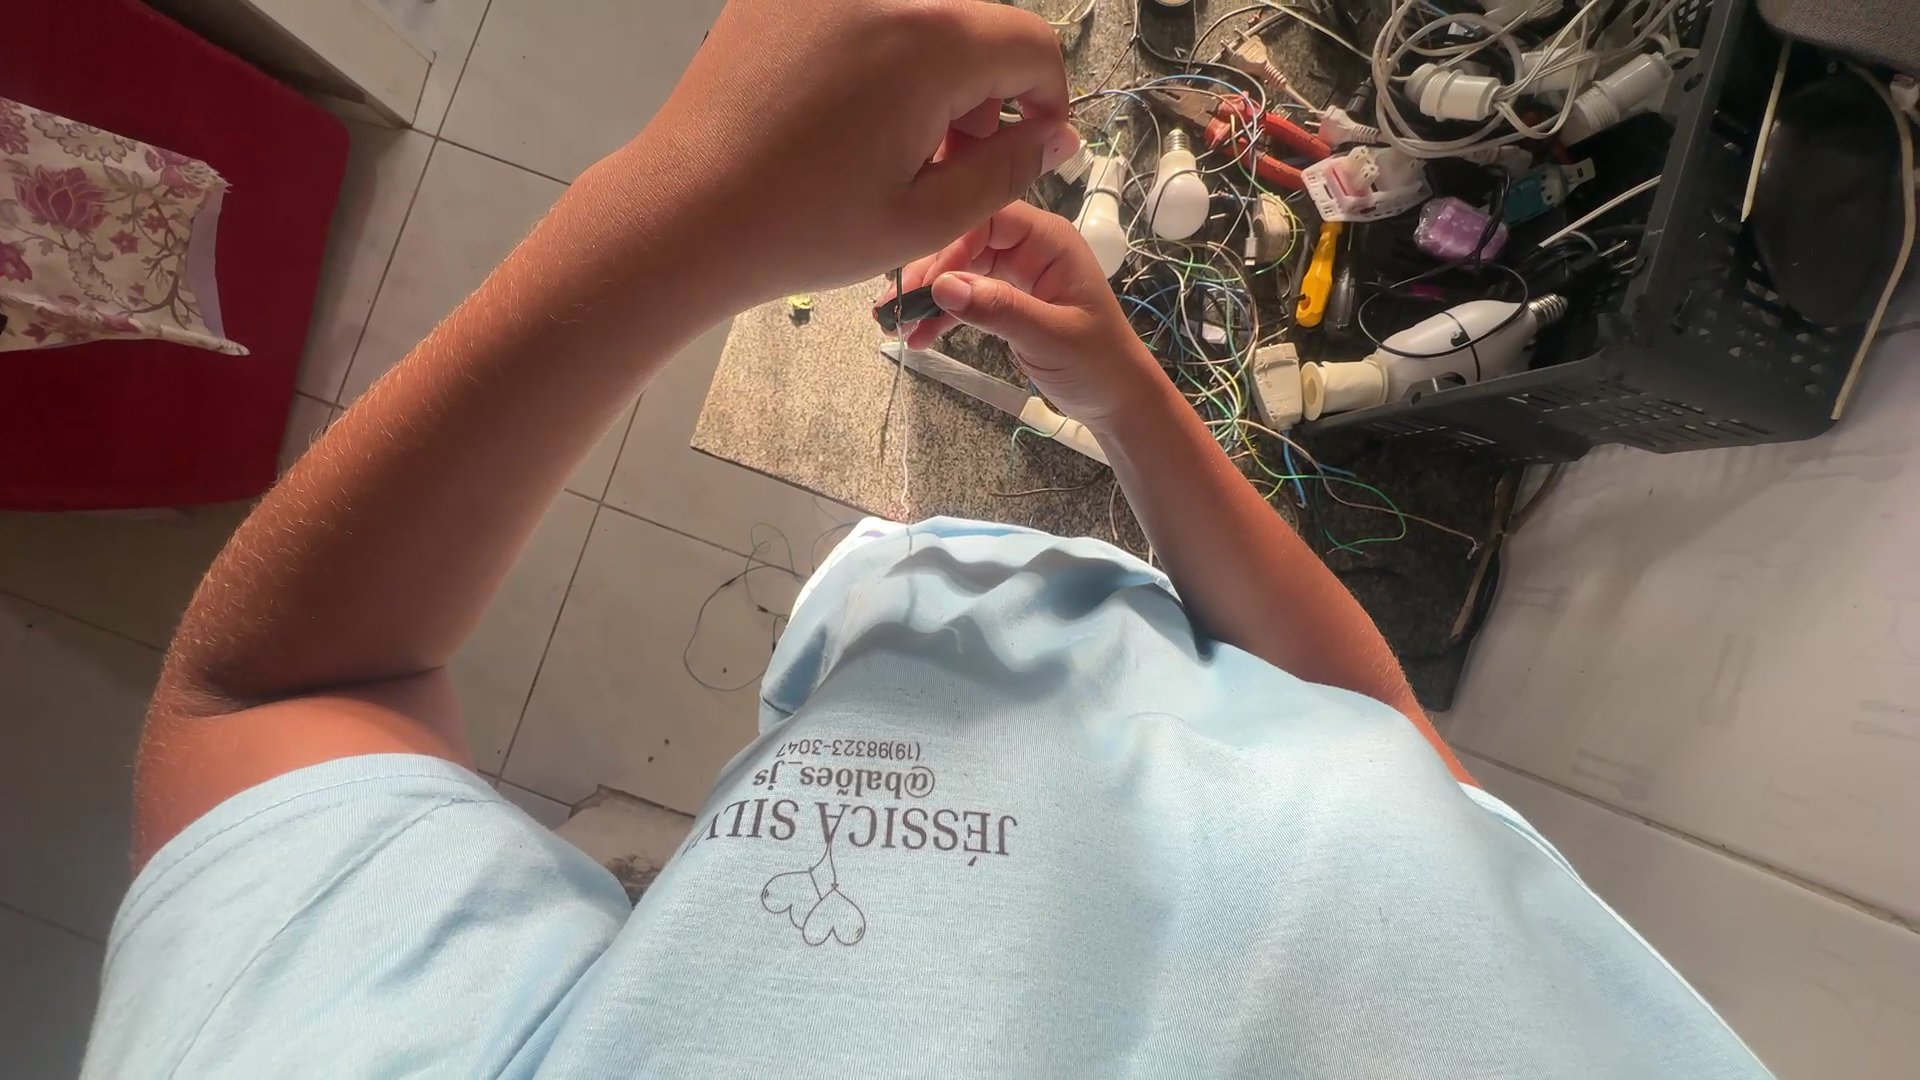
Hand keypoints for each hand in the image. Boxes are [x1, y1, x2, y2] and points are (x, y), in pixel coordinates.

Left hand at [597, 0, 1079, 306]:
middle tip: (954, 165)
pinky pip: (866, 18)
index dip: (1048, 100)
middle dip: (988, 95)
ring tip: (901, 149)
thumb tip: (1054, 138)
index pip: (1032, 44)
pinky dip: (885, 61)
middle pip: (976, 27)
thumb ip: (1006, 173)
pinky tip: (854, 122)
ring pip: (922, 22)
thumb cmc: (805, 229)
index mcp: (928, 44)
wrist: (689, 214)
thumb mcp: (924, 220)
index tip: (1034, 148)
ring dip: (937, 79)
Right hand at [891, 200, 1167, 430]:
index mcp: (1048, 240)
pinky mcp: (1007, 302)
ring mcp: (1016, 275)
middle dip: (929, 273)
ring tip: (893, 324)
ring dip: (928, 298)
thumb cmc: (1099, 364)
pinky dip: (942, 318)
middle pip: (966, 243)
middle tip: (894, 305)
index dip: (950, 244)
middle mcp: (1029, 249)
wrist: (1116, 400)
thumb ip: (999, 310)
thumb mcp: (1050, 336)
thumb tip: (942, 286)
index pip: (987, 218)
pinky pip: (967, 300)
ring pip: (960, 273)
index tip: (923, 284)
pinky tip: (917, 337)